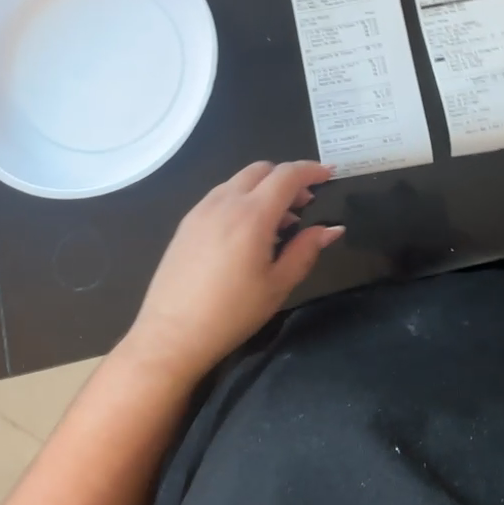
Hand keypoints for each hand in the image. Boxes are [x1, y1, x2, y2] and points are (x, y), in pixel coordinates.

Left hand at [122, 161, 341, 384]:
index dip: (311, 170)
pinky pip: (221, 196)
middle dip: (287, 178)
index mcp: (252, 214)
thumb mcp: (278, 285)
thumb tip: (331, 228)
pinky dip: (242, 199)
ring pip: (239, 181)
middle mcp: (225, 202)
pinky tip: (247, 232)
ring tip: (278, 222)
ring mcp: (201, 209)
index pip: (287, 175)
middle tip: (304, 204)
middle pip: (261, 170)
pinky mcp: (186, 222)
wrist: (171, 334)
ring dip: (263, 188)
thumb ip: (306, 250)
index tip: (328, 174)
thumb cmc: (232, 313)